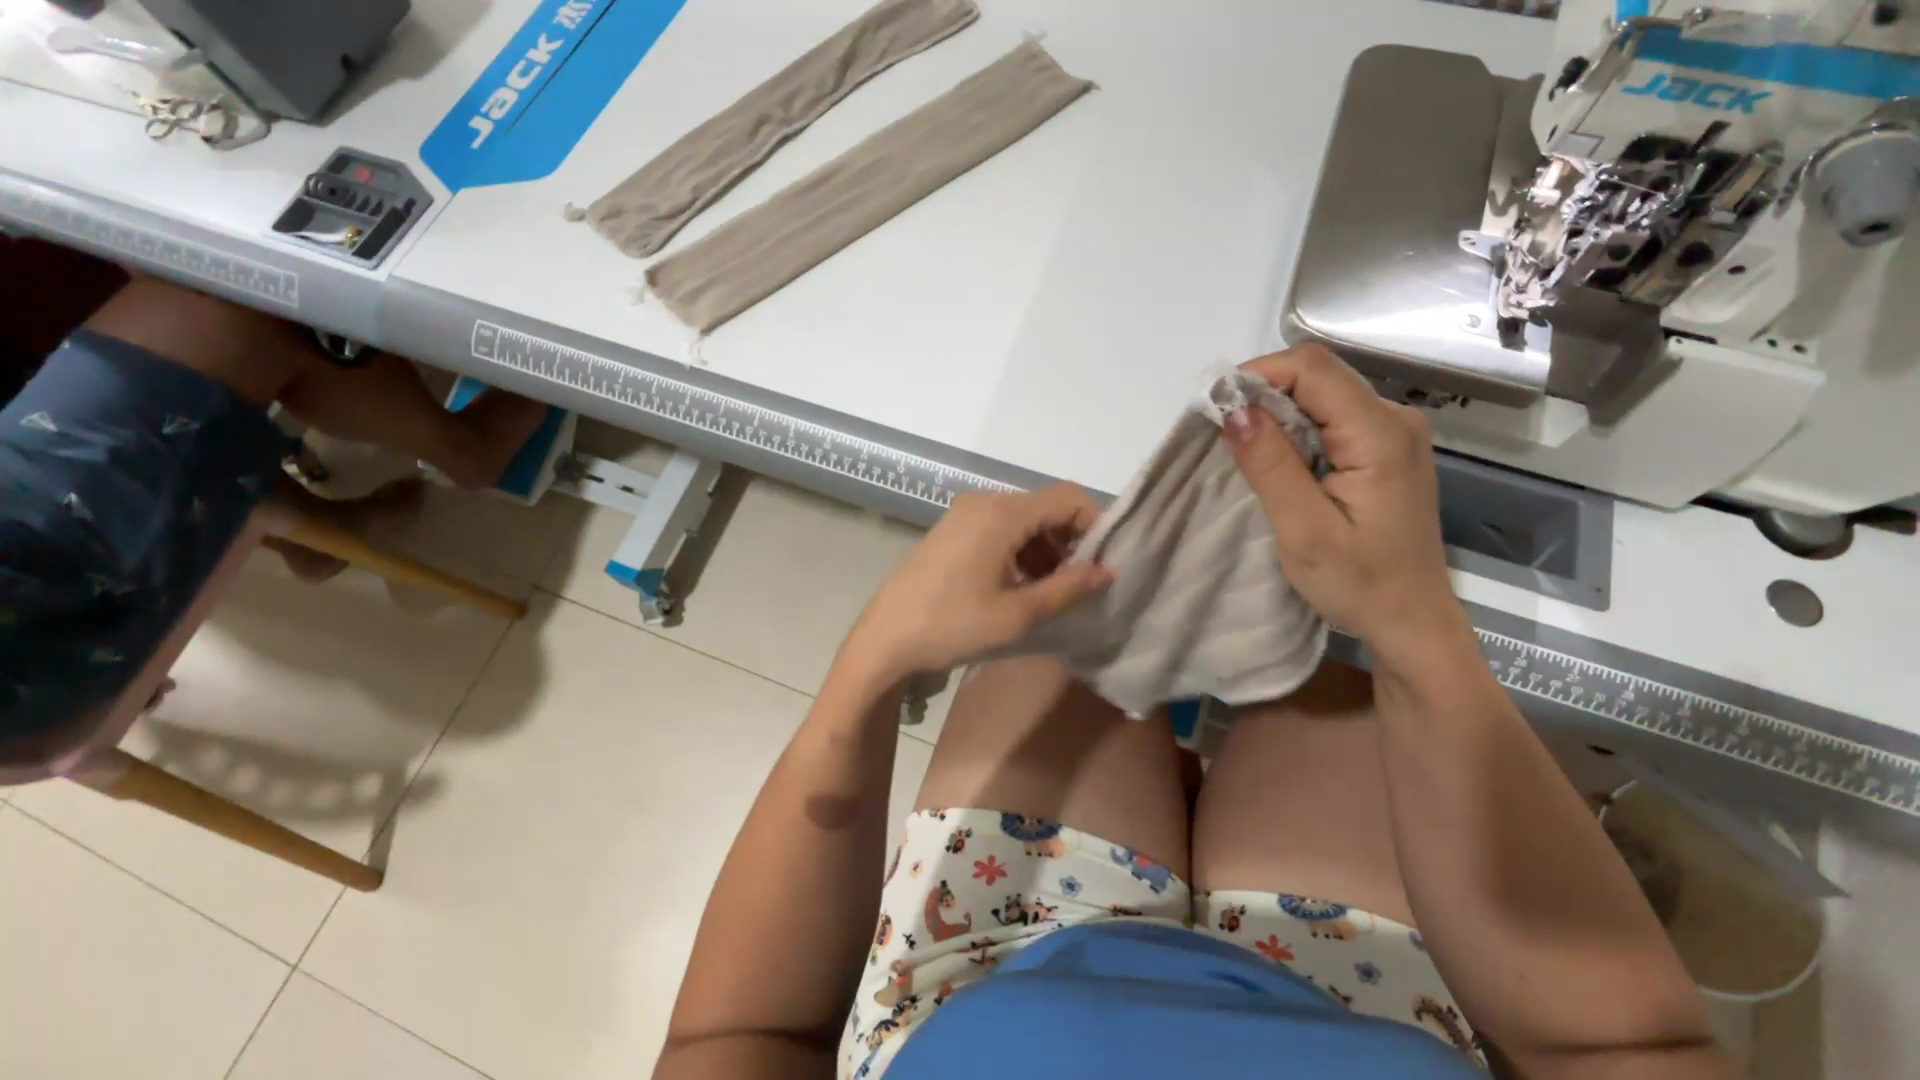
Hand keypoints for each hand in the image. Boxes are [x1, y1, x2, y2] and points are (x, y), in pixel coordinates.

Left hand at [840, 485, 1114, 683]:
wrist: (885, 639)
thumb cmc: (952, 626)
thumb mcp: (1017, 614)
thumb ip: (1067, 588)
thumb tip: (1106, 571)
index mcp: (1001, 514)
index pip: (1067, 498)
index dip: (1094, 525)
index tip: (1104, 563)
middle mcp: (983, 502)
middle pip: (1045, 507)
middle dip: (1071, 540)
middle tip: (1081, 583)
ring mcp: (964, 515)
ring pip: (1023, 520)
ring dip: (1045, 549)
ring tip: (1052, 592)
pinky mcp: (952, 530)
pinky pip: (999, 529)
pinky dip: (1020, 550)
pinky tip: (1022, 587)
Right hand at [1222, 345, 1468, 663]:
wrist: (1411, 621)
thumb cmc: (1360, 584)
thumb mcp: (1305, 531)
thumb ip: (1271, 466)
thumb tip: (1234, 410)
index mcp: (1380, 433)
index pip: (1312, 368)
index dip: (1258, 375)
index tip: (1218, 410)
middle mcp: (1394, 418)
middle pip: (1318, 375)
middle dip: (1263, 393)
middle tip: (1225, 435)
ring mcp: (1393, 432)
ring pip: (1323, 393)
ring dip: (1277, 413)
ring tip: (1248, 452)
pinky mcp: (1385, 448)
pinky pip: (1332, 416)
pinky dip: (1296, 428)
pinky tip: (1280, 463)